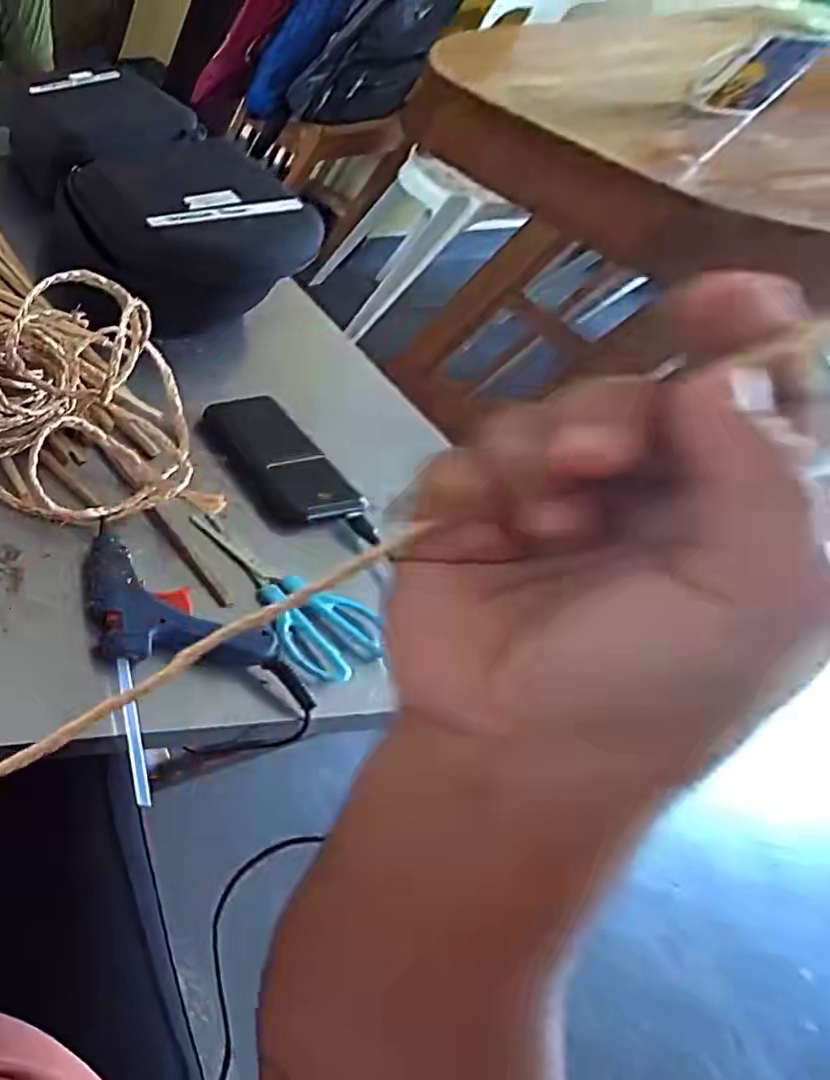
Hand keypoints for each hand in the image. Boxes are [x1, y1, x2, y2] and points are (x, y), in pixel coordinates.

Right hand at [392, 271, 829, 782]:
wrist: (515, 738)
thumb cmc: (657, 678)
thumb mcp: (762, 589)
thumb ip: (763, 479)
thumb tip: (716, 377)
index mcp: (727, 501)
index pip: (740, 397)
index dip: (737, 336)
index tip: (714, 295)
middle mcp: (627, 492)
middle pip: (611, 397)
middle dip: (599, 417)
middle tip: (590, 462)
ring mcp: (528, 505)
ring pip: (516, 425)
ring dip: (522, 463)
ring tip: (533, 526)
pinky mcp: (450, 523)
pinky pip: (445, 467)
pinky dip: (458, 490)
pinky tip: (472, 533)